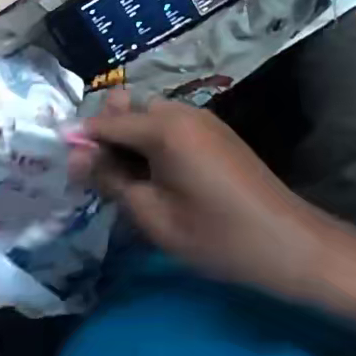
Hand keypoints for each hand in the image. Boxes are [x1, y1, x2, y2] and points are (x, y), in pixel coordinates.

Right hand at [70, 90, 340, 295]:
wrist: (289, 243)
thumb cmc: (216, 236)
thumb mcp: (153, 215)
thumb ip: (111, 180)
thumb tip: (79, 155)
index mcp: (163, 127)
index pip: (107, 123)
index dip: (82, 142)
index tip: (66, 168)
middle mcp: (181, 111)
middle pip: (129, 111)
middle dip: (108, 137)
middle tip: (102, 181)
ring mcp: (202, 119)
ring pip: (150, 118)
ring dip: (131, 141)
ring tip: (128, 184)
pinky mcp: (216, 132)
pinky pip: (171, 127)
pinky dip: (154, 144)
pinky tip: (157, 179)